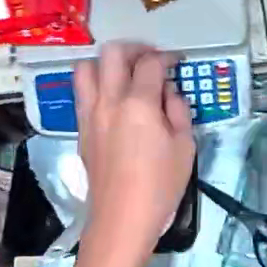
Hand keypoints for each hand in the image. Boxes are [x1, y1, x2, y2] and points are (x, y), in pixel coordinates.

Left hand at [74, 43, 194, 258]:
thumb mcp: (185, 146)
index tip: (176, 62)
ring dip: (106, 63)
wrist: (122, 218)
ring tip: (124, 73)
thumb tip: (168, 93)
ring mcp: (90, 115)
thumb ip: (177, 111)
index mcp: (138, 103)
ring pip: (86, 68)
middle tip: (150, 58)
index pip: (150, 63)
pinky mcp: (81, 130)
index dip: (166, 57)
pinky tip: (114, 100)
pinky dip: (96, 85)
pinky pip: (82, 93)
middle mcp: (108, 101)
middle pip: (112, 54)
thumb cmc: (160, 186)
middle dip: (133, 48)